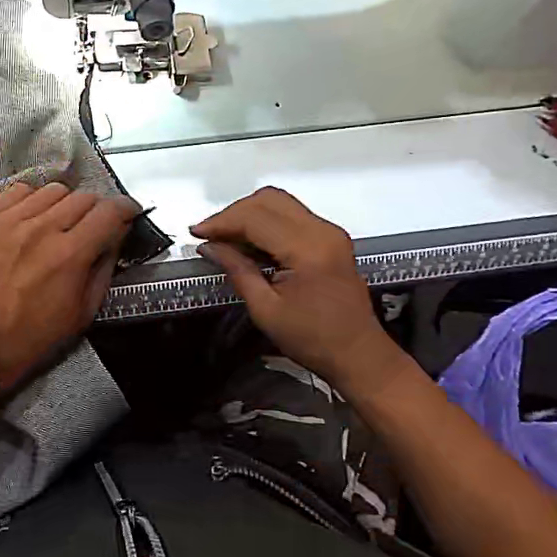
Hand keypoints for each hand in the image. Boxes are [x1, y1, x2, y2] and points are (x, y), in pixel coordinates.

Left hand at [0, 183, 141, 385]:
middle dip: (96, 210)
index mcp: (70, 255)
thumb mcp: (83, 311)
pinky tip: (32, 217)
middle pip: (84, 197)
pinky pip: (20, 189)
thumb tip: (116, 235)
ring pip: (54, 190)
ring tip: (58, 223)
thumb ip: (104, 268)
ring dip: (64, 203)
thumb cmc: (33, 332)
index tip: (127, 213)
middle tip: (91, 227)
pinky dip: (32, 199)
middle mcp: (42, 229)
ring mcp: (13, 219)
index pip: (109, 212)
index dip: (125, 209)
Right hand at [192, 187, 404, 390]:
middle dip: (233, 214)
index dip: (221, 222)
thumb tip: (209, 247)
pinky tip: (248, 242)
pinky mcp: (329, 238)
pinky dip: (264, 221)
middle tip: (210, 236)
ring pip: (278, 203)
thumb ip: (237, 270)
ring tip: (226, 238)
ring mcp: (329, 232)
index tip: (197, 234)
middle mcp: (322, 232)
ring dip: (248, 215)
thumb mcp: (265, 309)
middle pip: (267, 201)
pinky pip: (290, 215)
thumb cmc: (313, 340)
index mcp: (309, 250)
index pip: (255, 218)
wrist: (360, 356)